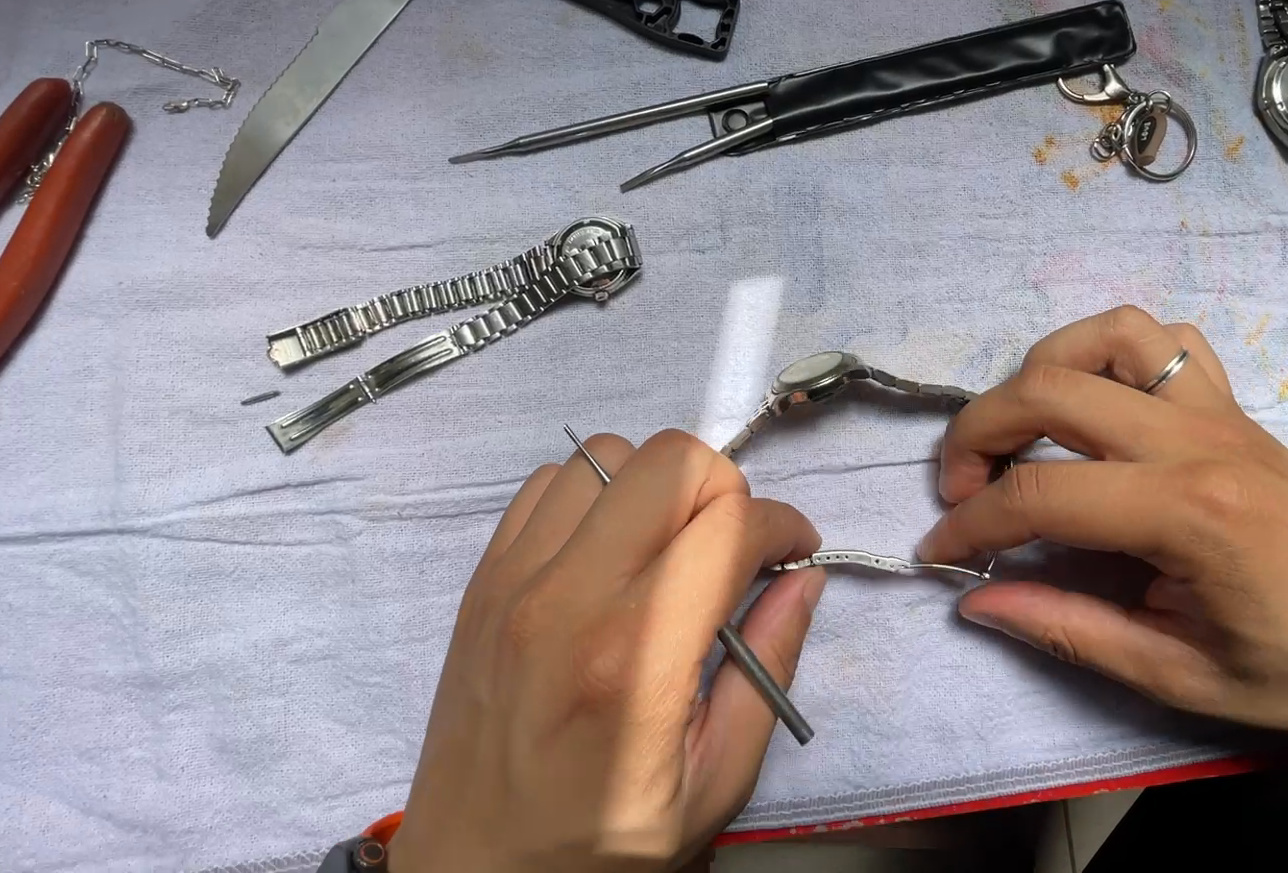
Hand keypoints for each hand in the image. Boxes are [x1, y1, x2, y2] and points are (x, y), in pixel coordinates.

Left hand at [393, 430, 825, 872]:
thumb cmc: (603, 842)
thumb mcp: (717, 780)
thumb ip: (771, 665)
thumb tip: (803, 577)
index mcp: (638, 654)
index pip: (731, 525)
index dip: (783, 525)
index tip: (793, 550)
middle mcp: (570, 594)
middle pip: (670, 461)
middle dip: (725, 486)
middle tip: (731, 542)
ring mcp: (516, 576)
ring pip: (608, 452)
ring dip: (656, 483)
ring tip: (667, 541)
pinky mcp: (484, 574)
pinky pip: (548, 480)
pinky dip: (595, 491)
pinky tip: (607, 546)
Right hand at [920, 306, 1287, 870]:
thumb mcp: (1174, 676)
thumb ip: (1064, 628)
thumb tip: (974, 599)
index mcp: (1190, 514)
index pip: (1040, 495)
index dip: (971, 522)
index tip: (939, 551)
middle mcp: (1198, 440)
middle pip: (1049, 391)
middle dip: (977, 432)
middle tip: (962, 488)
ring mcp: (1219, 410)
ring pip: (1106, 334)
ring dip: (1041, 371)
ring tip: (1024, 429)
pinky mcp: (1234, 405)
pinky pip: (1166, 339)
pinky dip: (1111, 351)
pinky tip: (1097, 404)